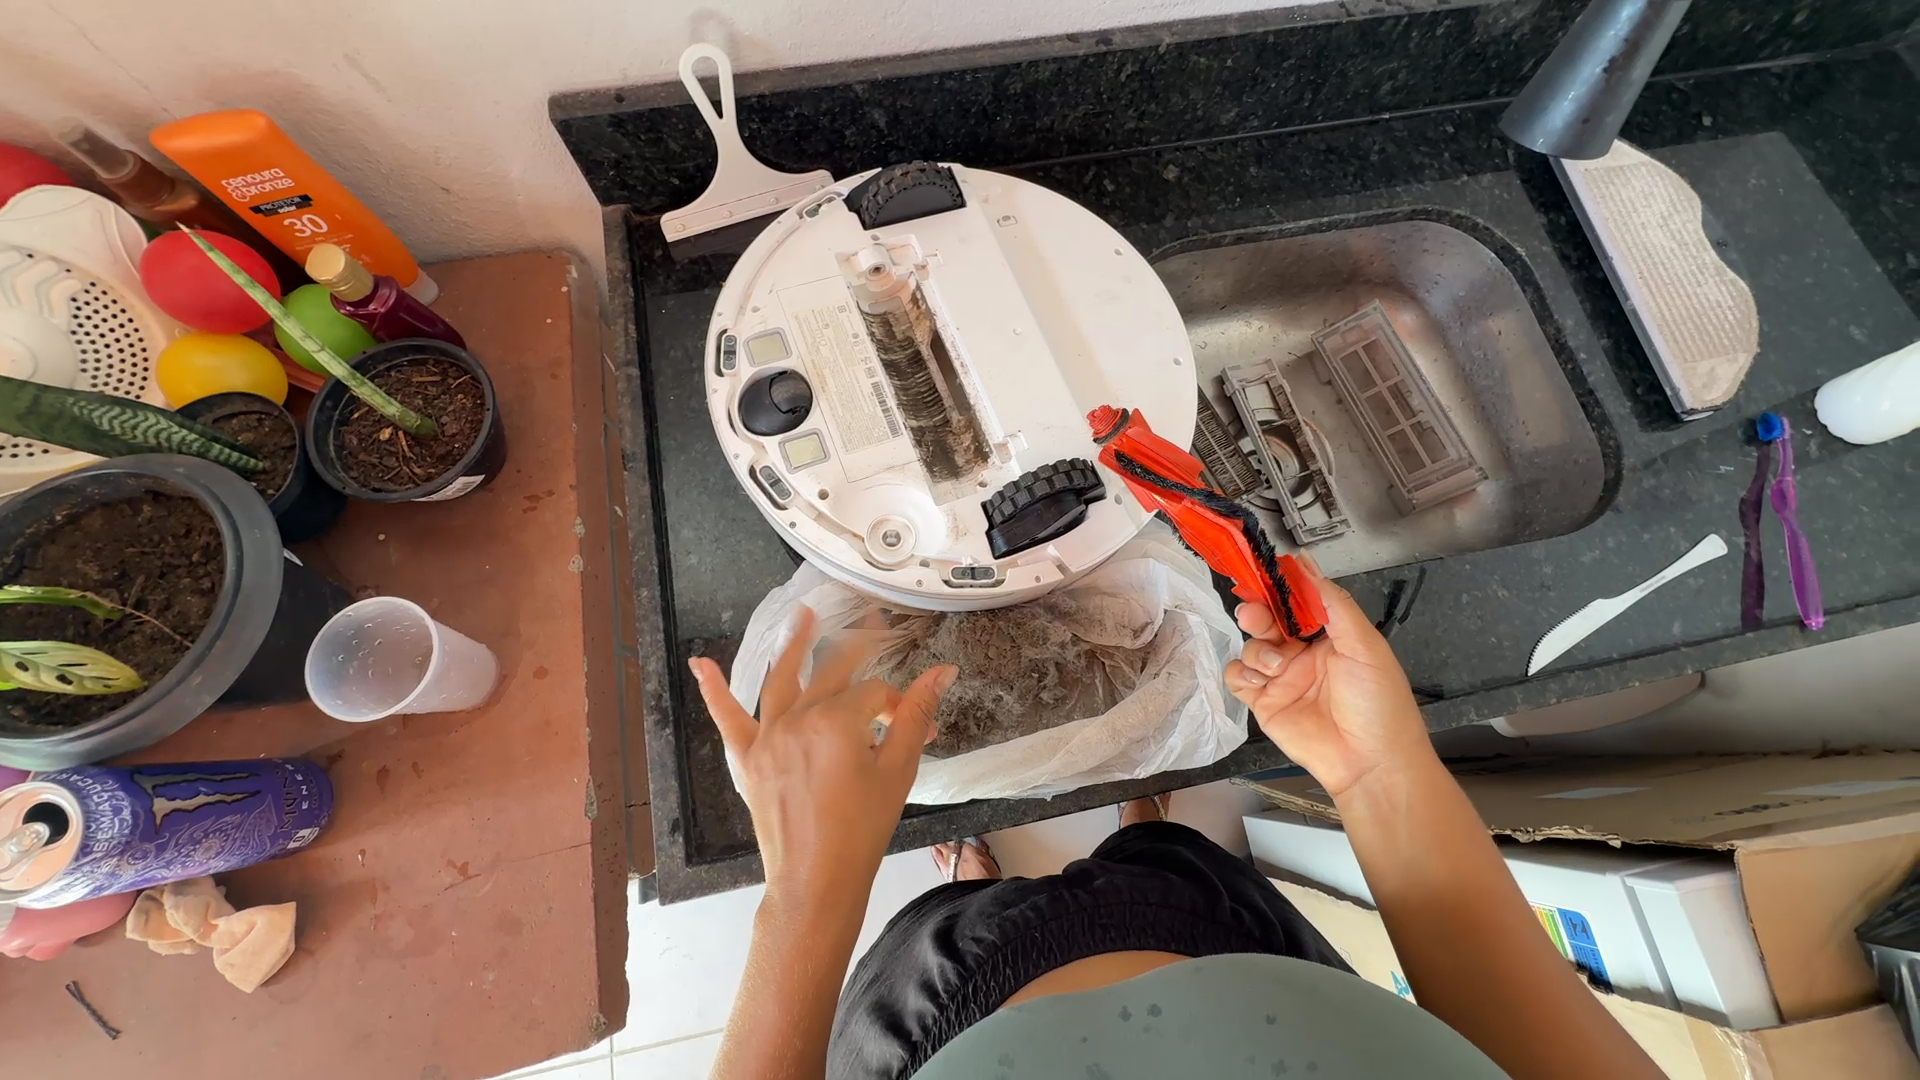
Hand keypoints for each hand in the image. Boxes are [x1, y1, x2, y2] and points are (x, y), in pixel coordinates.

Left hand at [689, 608, 955, 909]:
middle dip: (859, 648)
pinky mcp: (748, 758)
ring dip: (794, 645)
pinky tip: (700, 664)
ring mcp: (768, 736)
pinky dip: (713, 690)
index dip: (897, 704)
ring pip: (782, 679)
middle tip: (875, 623)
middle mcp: (799, 718)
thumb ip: (916, 713)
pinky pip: (727, 718)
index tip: (910, 723)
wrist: (817, 880)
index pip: (875, 693)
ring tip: (803, 616)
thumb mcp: (898, 769)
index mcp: (838, 720)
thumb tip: (943, 671)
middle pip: (834, 673)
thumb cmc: (863, 828)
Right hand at [1224, 559, 1433, 800]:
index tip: (1263, 574)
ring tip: (1277, 666)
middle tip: (1254, 615)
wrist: (1369, 763)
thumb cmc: (1378, 703)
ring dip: (1257, 650)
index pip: (1295, 604)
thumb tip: (1306, 565)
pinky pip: (1237, 676)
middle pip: (1266, 622)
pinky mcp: (1262, 702)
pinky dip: (1241, 673)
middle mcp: (1301, 654)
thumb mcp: (1365, 645)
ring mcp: (1280, 678)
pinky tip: (1260, 681)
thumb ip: (1333, 604)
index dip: (1278, 589)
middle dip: (1256, 613)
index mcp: (1328, 637)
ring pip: (1249, 647)